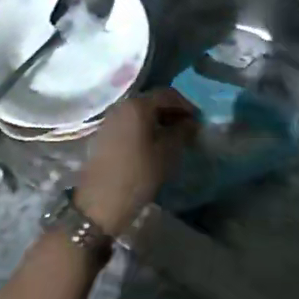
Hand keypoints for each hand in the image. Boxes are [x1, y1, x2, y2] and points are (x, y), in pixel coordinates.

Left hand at [76, 89, 197, 234]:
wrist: (99, 204)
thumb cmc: (138, 175)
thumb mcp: (167, 153)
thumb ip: (182, 132)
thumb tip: (191, 122)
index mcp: (137, 105)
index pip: (167, 94)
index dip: (186, 104)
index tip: (199, 119)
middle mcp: (121, 106)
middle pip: (152, 101)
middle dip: (172, 112)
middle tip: (189, 128)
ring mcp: (110, 120)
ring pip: (141, 113)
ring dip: (159, 121)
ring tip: (174, 138)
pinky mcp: (104, 135)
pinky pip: (130, 124)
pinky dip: (145, 129)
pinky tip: (155, 144)